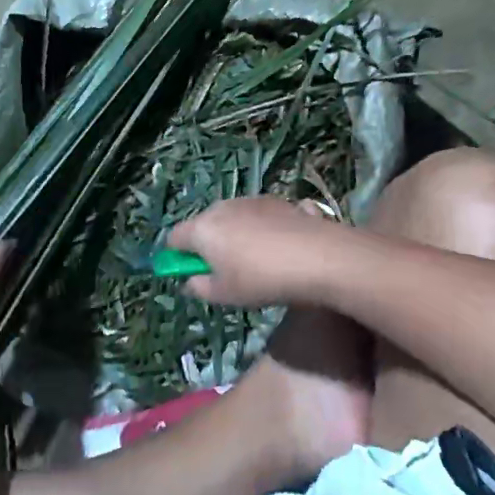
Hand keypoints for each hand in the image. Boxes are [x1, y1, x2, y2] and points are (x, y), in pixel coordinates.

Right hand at [167, 197, 339, 306]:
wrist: (319, 256)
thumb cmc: (263, 279)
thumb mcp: (226, 295)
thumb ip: (200, 287)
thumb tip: (191, 280)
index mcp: (202, 229)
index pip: (174, 238)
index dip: (177, 256)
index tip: (190, 273)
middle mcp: (222, 207)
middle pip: (204, 225)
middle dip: (208, 245)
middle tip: (225, 272)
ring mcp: (251, 200)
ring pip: (232, 218)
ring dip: (235, 235)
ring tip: (258, 262)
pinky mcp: (277, 200)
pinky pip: (259, 217)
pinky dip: (261, 229)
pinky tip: (281, 249)